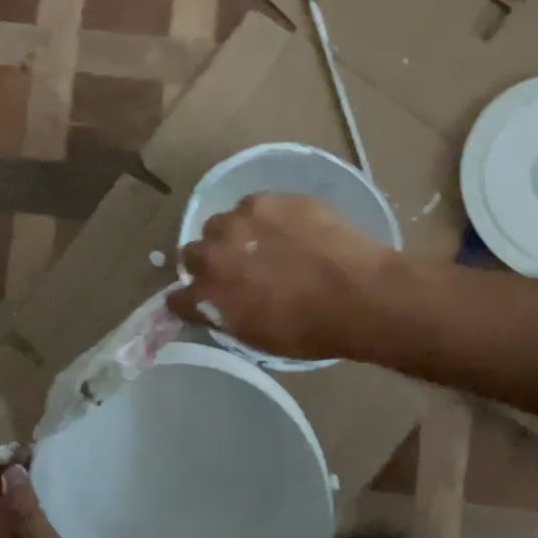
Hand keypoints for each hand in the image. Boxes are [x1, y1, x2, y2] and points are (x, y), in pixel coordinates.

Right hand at [168, 193, 396, 362]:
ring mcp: (240, 220)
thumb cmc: (313, 330)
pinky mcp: (269, 199)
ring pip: (222, 223)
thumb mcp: (259, 338)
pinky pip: (254, 205)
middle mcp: (213, 253)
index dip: (192, 299)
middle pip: (193, 253)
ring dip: (236, 235)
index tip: (207, 300)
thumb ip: (228, 317)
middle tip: (240, 270)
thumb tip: (221, 307)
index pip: (176, 298)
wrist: (361, 294)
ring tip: (267, 244)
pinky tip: (291, 228)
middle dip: (211, 261)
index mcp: (207, 296)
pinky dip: (265, 217)